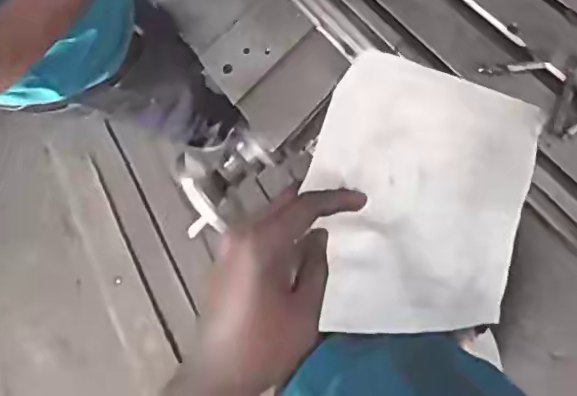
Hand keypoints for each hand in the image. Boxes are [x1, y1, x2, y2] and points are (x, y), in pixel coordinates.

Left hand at [168, 188, 367, 395]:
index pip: (303, 205)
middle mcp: (242, 231)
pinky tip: (300, 242)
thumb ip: (316, 266)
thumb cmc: (262, 347)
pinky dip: (284, 228)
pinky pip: (261, 227)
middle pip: (285, 201)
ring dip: (299, 214)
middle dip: (317, 200)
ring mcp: (230, 241)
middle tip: (345, 205)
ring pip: (273, 212)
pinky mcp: (227, 255)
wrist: (215, 377)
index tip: (360, 199)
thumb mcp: (304, 313)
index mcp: (260, 240)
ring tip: (328, 220)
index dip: (335, 199)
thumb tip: (319, 235)